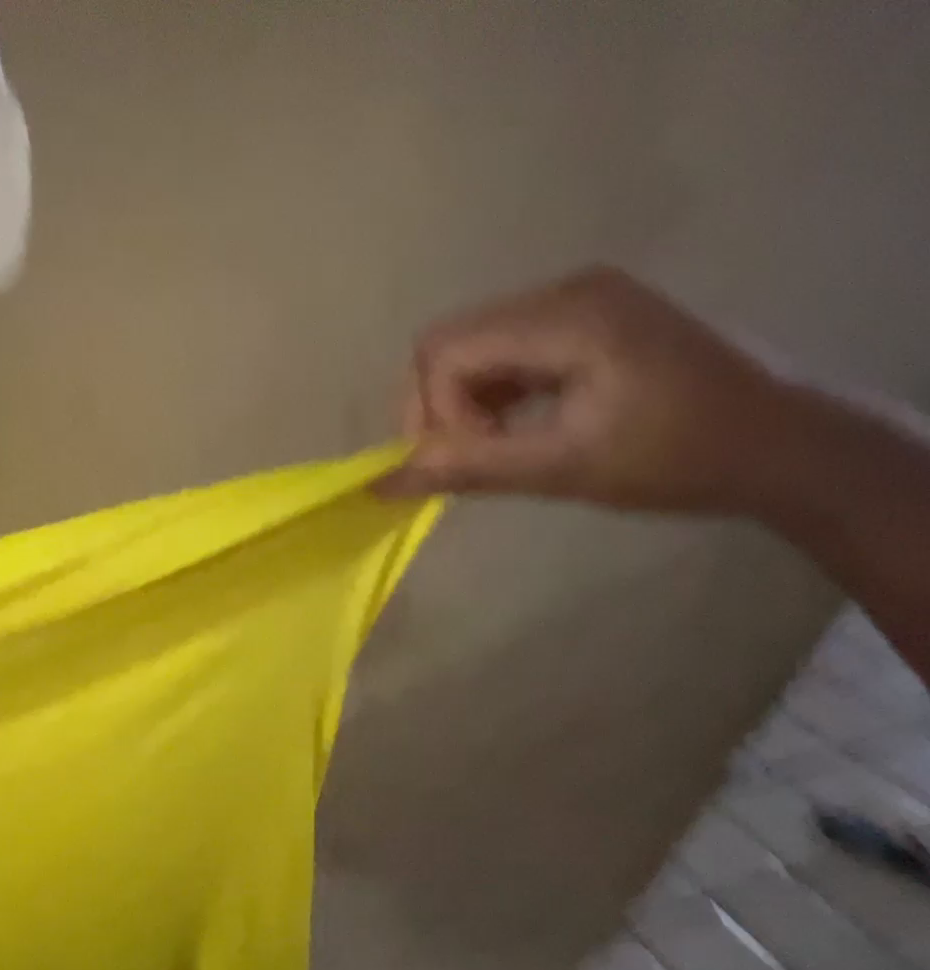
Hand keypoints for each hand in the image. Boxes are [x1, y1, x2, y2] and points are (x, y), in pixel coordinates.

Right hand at [378, 267, 800, 514]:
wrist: (787, 445)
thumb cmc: (679, 458)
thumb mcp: (565, 468)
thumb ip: (467, 468)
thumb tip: (379, 483)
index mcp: (567, 315)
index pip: (446, 352)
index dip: (436, 412)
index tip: (469, 461)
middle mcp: (565, 289)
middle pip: (451, 343)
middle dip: (441, 406)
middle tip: (472, 456)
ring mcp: (579, 296)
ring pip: (473, 346)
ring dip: (466, 401)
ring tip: (500, 444)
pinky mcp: (587, 313)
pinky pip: (506, 347)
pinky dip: (495, 390)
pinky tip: (521, 422)